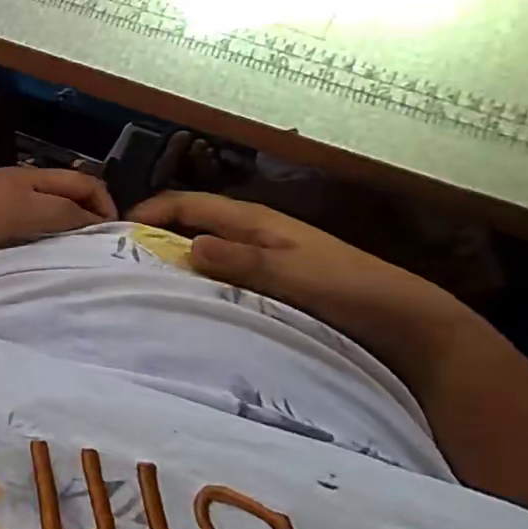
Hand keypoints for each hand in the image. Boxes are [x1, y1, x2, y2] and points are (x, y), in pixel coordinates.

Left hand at [0, 167, 116, 253]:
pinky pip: (28, 223)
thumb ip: (63, 211)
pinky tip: (42, 252)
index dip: (106, 204)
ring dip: (67, 227)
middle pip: (70, 195)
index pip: (86, 183)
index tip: (117, 235)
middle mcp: (26, 184)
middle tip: (100, 247)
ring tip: (76, 254)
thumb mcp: (26, 211)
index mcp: (38, 177)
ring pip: (50, 210)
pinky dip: (44, 234)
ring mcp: (6, 200)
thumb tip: (96, 219)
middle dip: (90, 215)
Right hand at [128, 191, 494, 379]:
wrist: (411, 324)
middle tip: (121, 259)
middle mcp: (254, 233)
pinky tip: (187, 301)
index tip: (116, 232)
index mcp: (256, 221)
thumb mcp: (294, 274)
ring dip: (175, 257)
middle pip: (193, 223)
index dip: (152, 210)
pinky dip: (197, 279)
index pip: (190, 203)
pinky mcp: (270, 282)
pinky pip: (220, 272)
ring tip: (144, 281)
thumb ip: (243, 260)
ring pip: (205, 248)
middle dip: (156, 233)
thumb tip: (187, 245)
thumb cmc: (350, 290)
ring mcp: (262, 258)